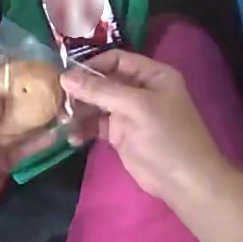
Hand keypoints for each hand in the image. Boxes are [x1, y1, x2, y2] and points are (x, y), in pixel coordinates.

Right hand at [62, 50, 233, 201]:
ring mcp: (128, 112)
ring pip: (95, 103)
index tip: (67, 78)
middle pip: (102, 81)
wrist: (184, 181)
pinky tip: (73, 138)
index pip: (115, 59)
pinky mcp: (119, 133)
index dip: (91, 66)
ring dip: (78, 111)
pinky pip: (95, 124)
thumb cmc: (166, 137)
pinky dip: (83, 129)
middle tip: (58, 101)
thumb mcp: (135, 107)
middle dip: (80, 91)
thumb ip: (99, 90)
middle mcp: (139, 90)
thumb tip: (64, 77)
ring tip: (62, 121)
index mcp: (152, 75)